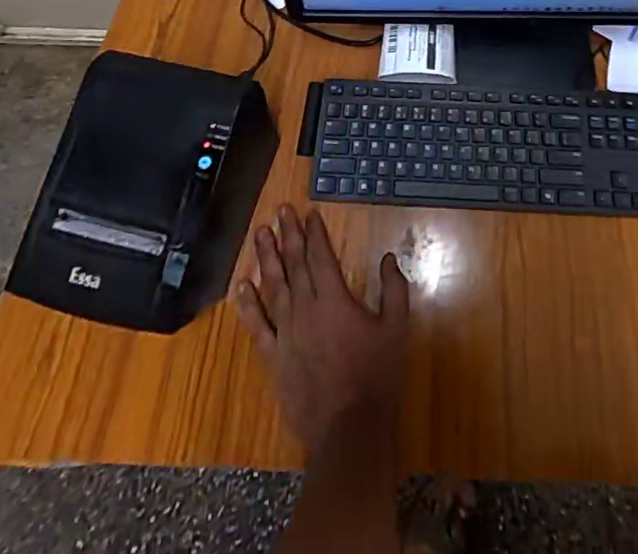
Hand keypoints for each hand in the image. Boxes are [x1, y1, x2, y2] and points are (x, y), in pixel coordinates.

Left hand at [233, 205, 409, 453]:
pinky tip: (240, 286)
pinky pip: (257, 325)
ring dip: (265, 258)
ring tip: (260, 234)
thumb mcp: (397, 329)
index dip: (315, 233)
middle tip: (280, 211)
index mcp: (334, 299)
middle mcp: (305, 308)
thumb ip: (394, 290)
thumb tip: (389, 259)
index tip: (309, 214)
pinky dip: (248, 304)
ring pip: (272, 286)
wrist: (348, 426)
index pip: (321, 257)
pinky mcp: (273, 355)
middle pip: (294, 264)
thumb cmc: (376, 375)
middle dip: (288, 235)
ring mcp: (285, 332)